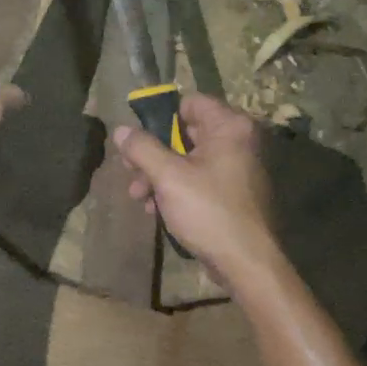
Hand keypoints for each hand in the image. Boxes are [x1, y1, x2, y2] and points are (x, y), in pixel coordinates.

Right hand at [115, 92, 280, 276]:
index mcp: (229, 127)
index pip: (189, 103)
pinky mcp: (233, 193)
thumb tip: (120, 130)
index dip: (160, 118)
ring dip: (159, 175)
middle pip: (185, 133)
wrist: (246, 262)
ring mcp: (238, 168)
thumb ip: (142, 149)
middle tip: (131, 173)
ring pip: (188, 159)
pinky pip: (198, 180)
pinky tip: (157, 209)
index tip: (137, 140)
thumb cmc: (208, 211)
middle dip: (153, 153)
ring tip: (139, 197)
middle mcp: (238, 141)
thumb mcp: (167, 176)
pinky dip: (176, 189)